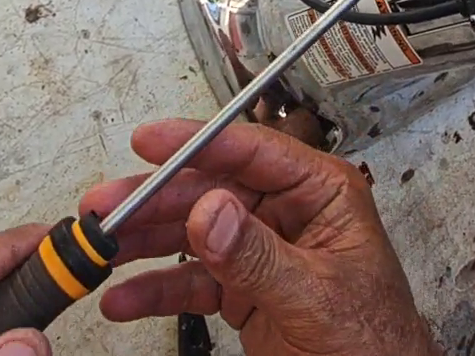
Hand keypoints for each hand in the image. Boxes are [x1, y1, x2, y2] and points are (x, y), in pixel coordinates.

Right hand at [80, 120, 440, 355]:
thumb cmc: (373, 340)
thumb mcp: (315, 295)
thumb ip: (258, 255)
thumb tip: (209, 209)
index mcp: (319, 191)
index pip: (253, 151)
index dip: (198, 142)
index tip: (151, 140)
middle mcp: (288, 210)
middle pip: (212, 189)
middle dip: (157, 198)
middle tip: (107, 207)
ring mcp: (263, 247)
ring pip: (195, 231)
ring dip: (147, 240)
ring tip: (101, 248)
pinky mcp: (246, 287)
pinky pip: (195, 279)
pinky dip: (158, 288)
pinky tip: (125, 297)